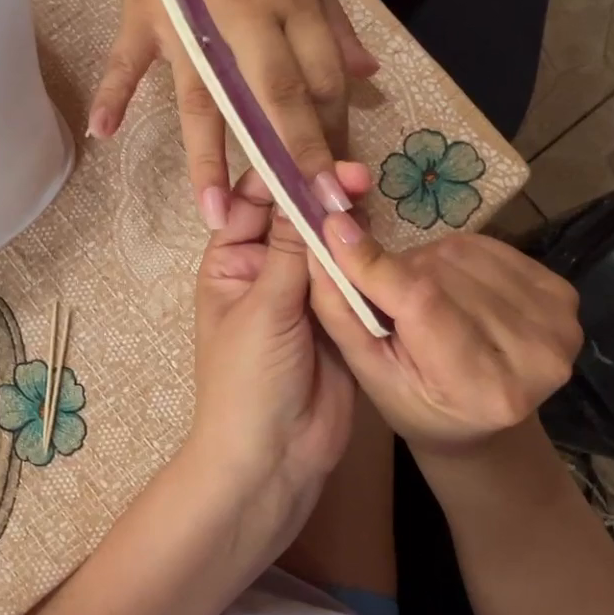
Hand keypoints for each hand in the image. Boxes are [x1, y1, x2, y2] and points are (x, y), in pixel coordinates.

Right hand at [90, 0, 377, 228]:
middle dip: (292, 159)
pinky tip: (101, 134)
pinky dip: (112, 93)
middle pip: (274, 98)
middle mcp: (246, 21)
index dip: (333, 137)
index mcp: (290, 3)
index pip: (319, 82)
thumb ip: (334, 20)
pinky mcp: (144, 18)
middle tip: (302, 218)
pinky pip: (126, 61)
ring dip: (209, 155)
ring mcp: (189, 23)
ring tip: (212, 211)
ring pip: (204, 97)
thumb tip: (366, 74)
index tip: (340, 188)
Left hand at [190, 162, 371, 491]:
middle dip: (320, 195)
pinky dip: (365, 257)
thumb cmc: (249, 381)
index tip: (317, 157)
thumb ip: (290, 249)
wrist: (275, 457)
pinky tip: (383, 233)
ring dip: (345, 222)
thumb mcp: (265, 309)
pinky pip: (350, 276)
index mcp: (230, 263)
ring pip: (325, 244)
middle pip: (293, 218)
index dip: (282, 177)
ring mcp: (301, 293)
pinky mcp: (337, 317)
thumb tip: (307, 188)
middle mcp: (264, 270)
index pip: (253, 203)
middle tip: (358, 177)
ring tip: (371, 195)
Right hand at [308, 213, 582, 452]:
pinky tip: (452, 286)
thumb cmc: (415, 404)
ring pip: (463, 256)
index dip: (375, 263)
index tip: (333, 227)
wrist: (483, 423)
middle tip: (385, 295)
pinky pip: (490, 249)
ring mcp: (558, 324)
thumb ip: (343, 312)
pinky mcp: (565, 297)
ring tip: (419, 295)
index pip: (423, 304)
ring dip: (427, 263)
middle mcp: (535, 357)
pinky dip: (457, 257)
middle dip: (400, 271)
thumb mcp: (367, 371)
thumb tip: (326, 239)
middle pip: (441, 275)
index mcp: (481, 389)